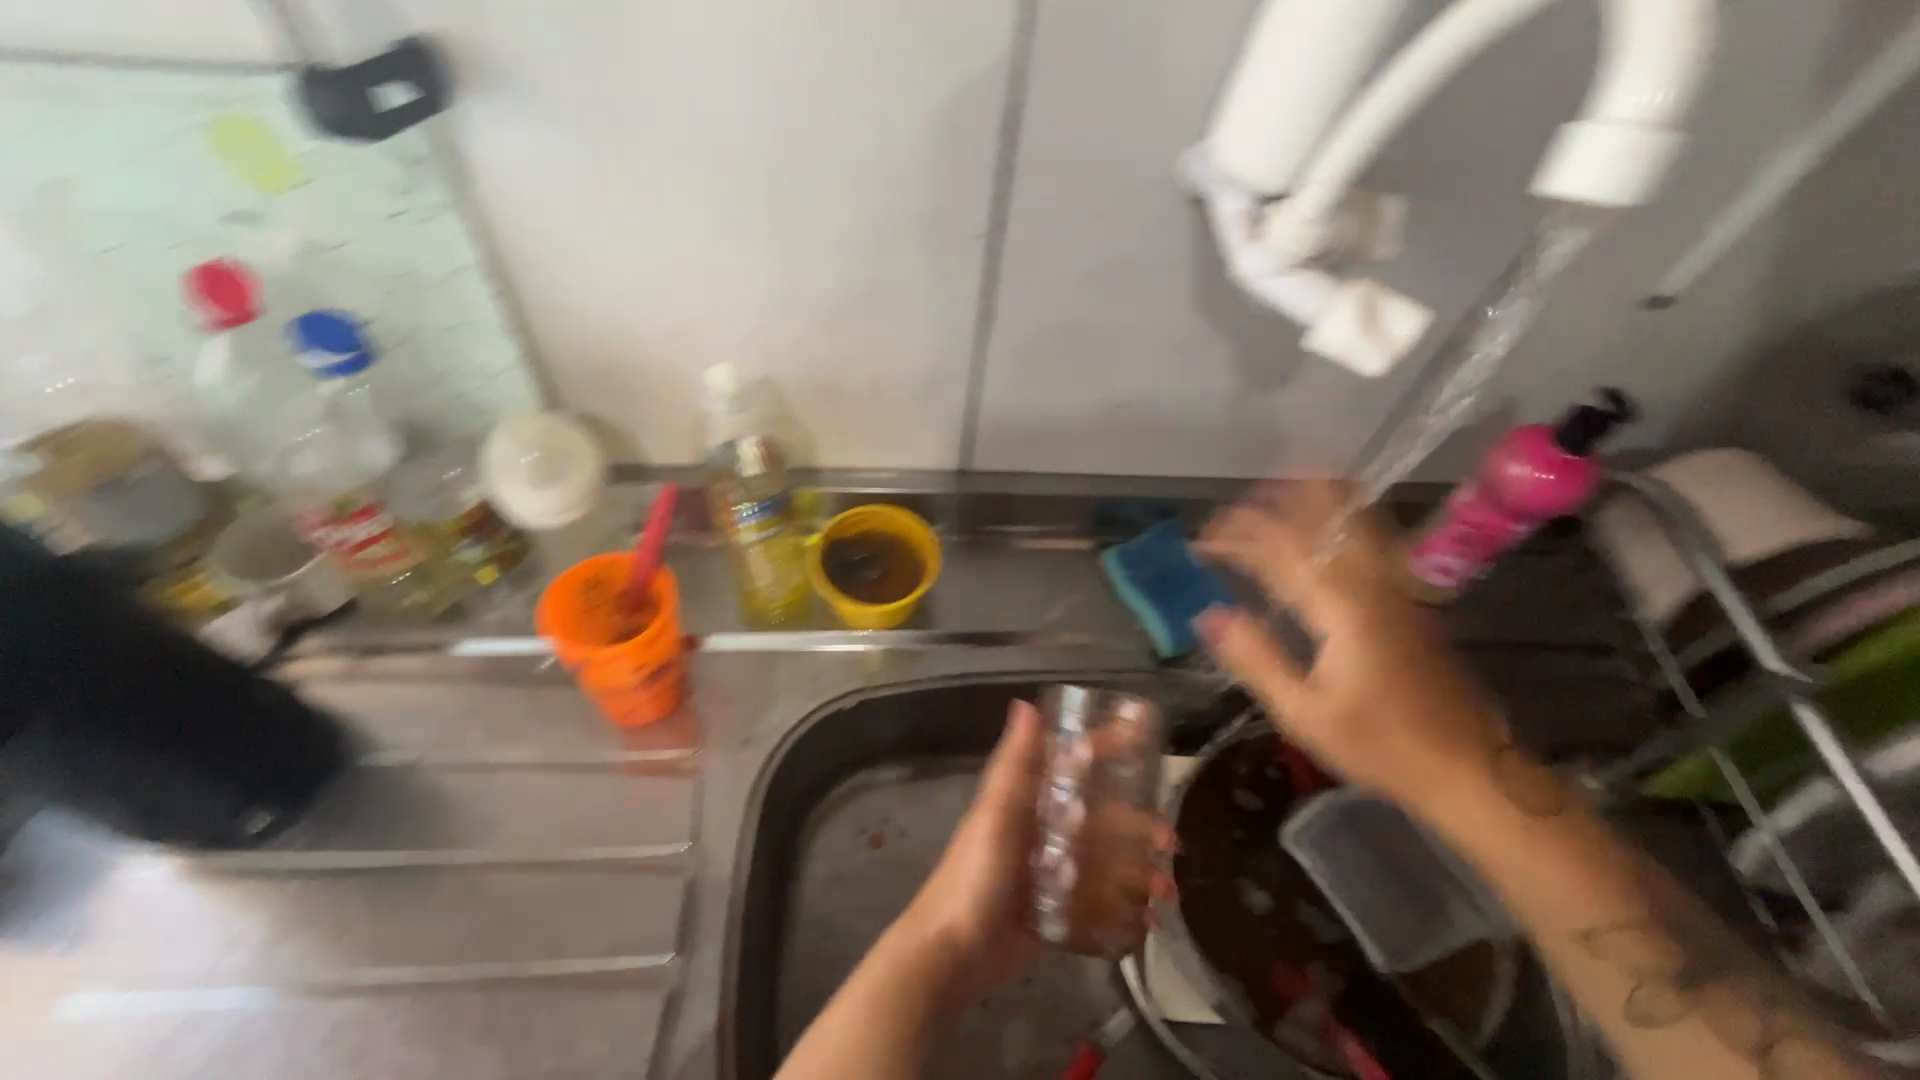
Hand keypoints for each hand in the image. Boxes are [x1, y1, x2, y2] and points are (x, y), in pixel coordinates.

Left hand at [895, 700, 1173, 1000]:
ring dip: (1138, 872)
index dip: (1105, 751)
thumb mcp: (994, 815)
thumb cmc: (973, 875)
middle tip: (1169, 842)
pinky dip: (1125, 910)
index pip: (1071, 766)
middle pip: (1099, 821)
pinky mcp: (1056, 913)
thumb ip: (1014, 764)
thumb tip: (1026, 703)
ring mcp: (1051, 875)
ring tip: (1165, 890)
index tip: (1143, 743)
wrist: (952, 953)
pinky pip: (1099, 906)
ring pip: (1105, 864)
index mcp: (1027, 803)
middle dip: (1136, 828)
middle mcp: (1042, 833)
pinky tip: (1150, 919)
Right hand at [1193, 481, 1509, 815]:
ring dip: (1306, 499)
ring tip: (1266, 497)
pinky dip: (1333, 518)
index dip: (1234, 537)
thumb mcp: (1304, 712)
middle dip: (1269, 504)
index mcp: (1342, 606)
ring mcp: (1397, 585)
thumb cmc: (1380, 746)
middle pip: (1320, 514)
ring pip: (1352, 517)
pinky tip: (1317, 527)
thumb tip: (1208, 613)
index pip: (1278, 549)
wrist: (1471, 767)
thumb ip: (1256, 657)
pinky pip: (1365, 536)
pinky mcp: (1408, 598)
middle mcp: (1372, 581)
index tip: (1197, 542)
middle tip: (1228, 516)